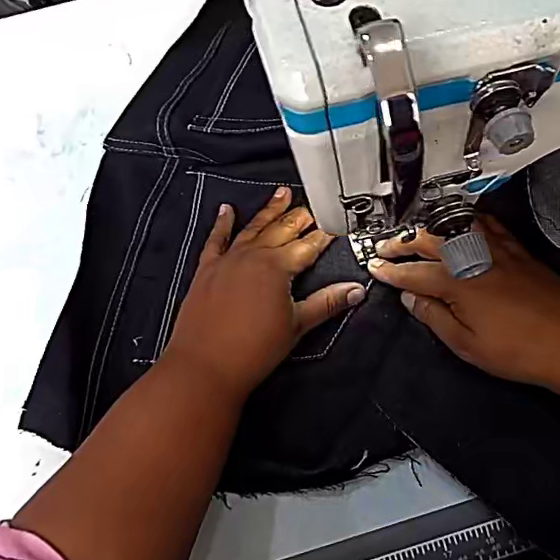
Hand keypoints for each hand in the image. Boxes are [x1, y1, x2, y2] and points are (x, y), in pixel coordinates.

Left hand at [160, 186, 365, 397]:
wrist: (204, 366)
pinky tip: (227, 210)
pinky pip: (216, 240)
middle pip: (282, 229)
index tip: (337, 227)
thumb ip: (326, 303)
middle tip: (314, 206)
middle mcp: (253, 256)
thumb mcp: (297, 325)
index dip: (325, 236)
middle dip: (301, 216)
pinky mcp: (207, 270)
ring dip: (270, 210)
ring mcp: (228, 260)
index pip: (309, 245)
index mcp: (277, 267)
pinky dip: (222, 224)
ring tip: (282, 193)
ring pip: (254, 228)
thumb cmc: (253, 350)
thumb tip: (356, 290)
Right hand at [368, 217, 559, 393]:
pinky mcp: (517, 252)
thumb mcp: (467, 344)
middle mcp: (475, 257)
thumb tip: (413, 301)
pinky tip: (465, 223)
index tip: (378, 268)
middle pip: (428, 240)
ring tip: (417, 232)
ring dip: (431, 227)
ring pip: (456, 226)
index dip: (391, 271)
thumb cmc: (524, 348)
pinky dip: (468, 220)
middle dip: (402, 242)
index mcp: (457, 281)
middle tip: (387, 248)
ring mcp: (497, 251)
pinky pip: (487, 224)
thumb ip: (435, 317)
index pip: (413, 272)